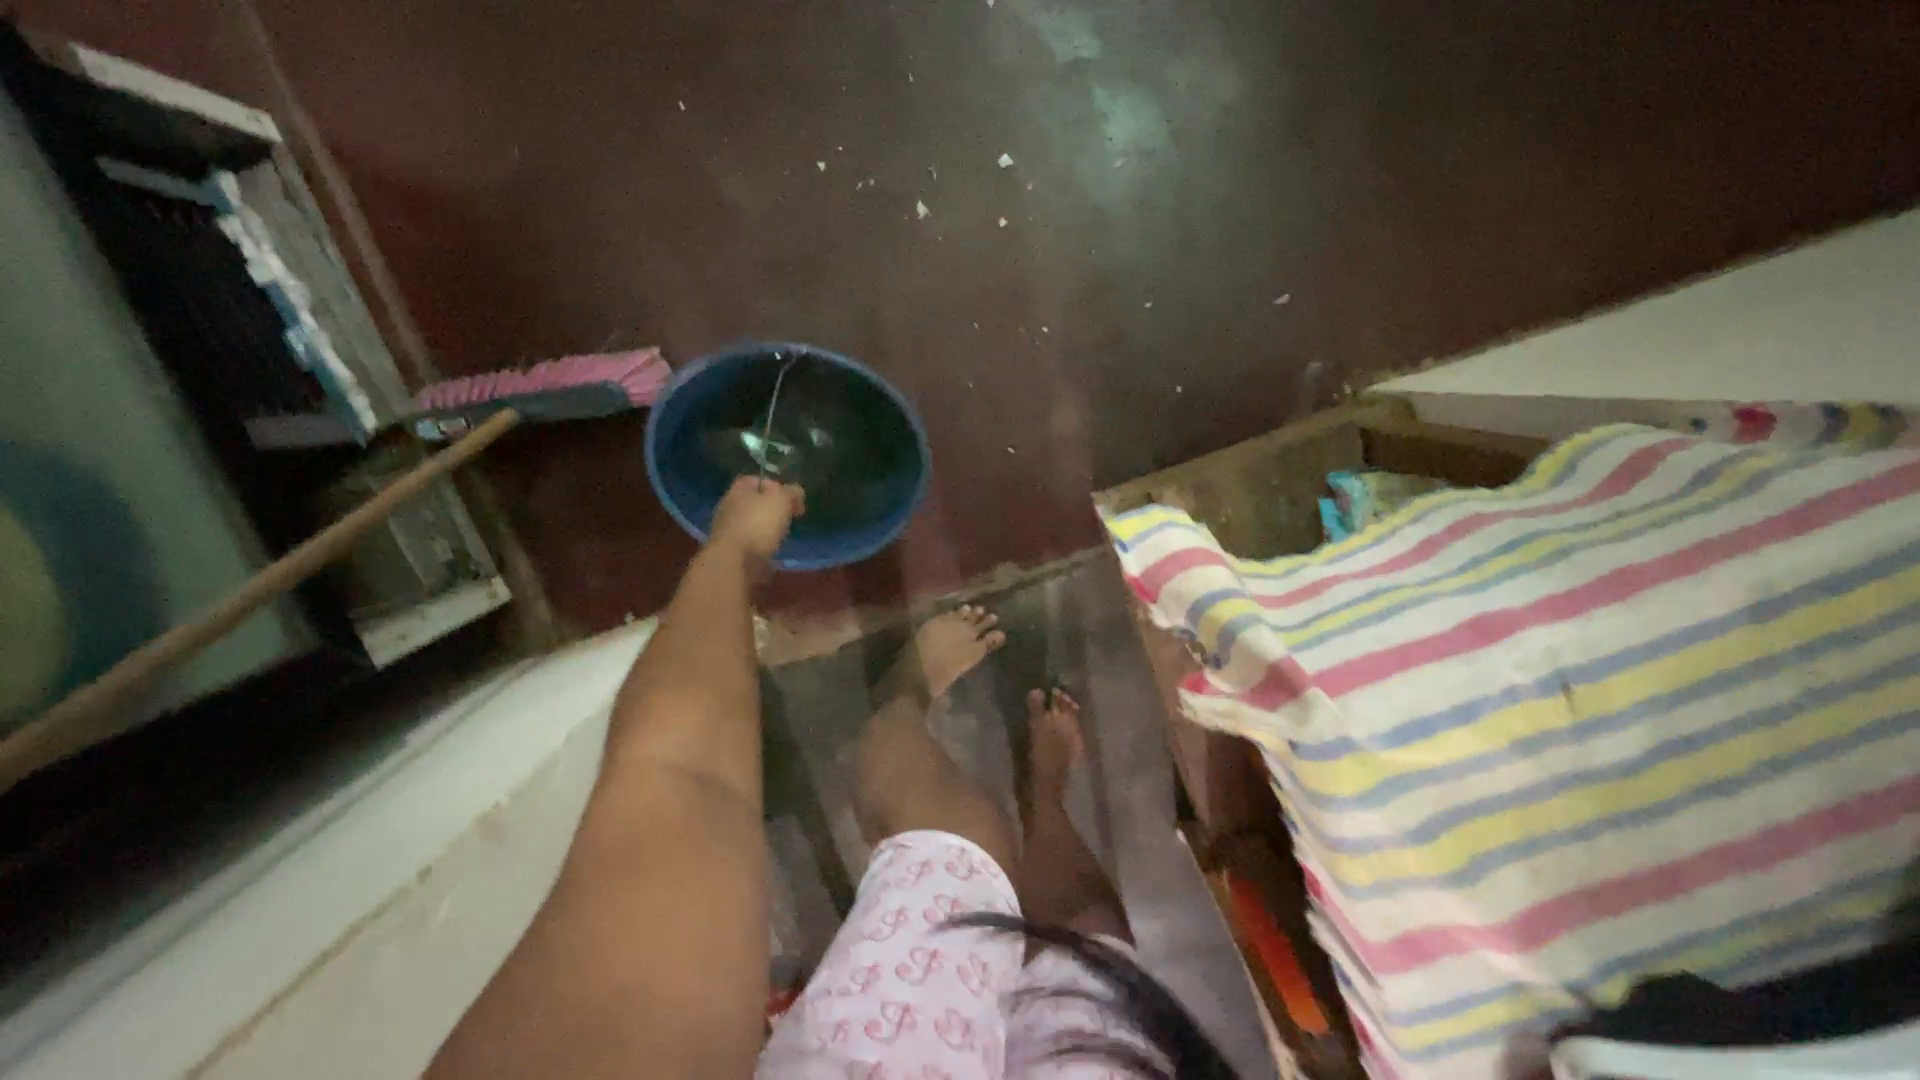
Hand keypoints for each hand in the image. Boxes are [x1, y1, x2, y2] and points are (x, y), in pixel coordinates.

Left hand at [709, 476, 804, 569]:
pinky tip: (774, 551)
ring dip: (768, 529)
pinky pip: (751, 544)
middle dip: (773, 509)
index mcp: (738, 491)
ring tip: (784, 536)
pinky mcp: (732, 552)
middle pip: (755, 503)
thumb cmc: (757, 524)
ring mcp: (729, 531)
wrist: (735, 562)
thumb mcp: (781, 500)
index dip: (776, 485)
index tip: (792, 498)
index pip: (757, 480)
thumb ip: (791, 492)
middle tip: (790, 517)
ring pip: (753, 524)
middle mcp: (729, 507)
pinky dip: (763, 546)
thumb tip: (796, 493)